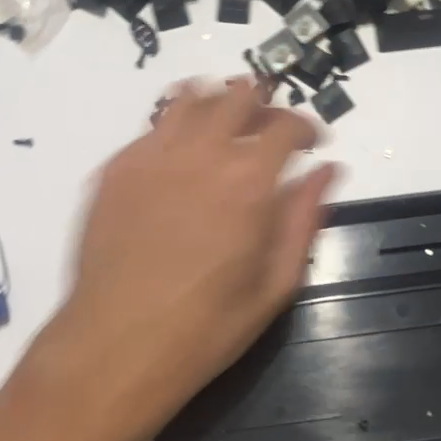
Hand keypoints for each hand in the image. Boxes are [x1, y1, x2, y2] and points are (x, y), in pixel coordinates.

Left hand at [27, 78, 337, 440]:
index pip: (286, 124)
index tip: (312, 144)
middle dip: (265, 105)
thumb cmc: (206, 328)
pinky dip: (175, 129)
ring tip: (226, 130)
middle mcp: (200, 154)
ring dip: (217, 104)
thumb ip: (304, 220)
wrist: (116, 345)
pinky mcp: (114, 170)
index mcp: (248, 182)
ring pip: (189, 98)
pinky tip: (180, 161)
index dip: (307, 127)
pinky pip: (151, 127)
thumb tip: (326, 172)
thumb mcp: (274, 285)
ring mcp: (150, 156)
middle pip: (238, 95)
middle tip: (271, 132)